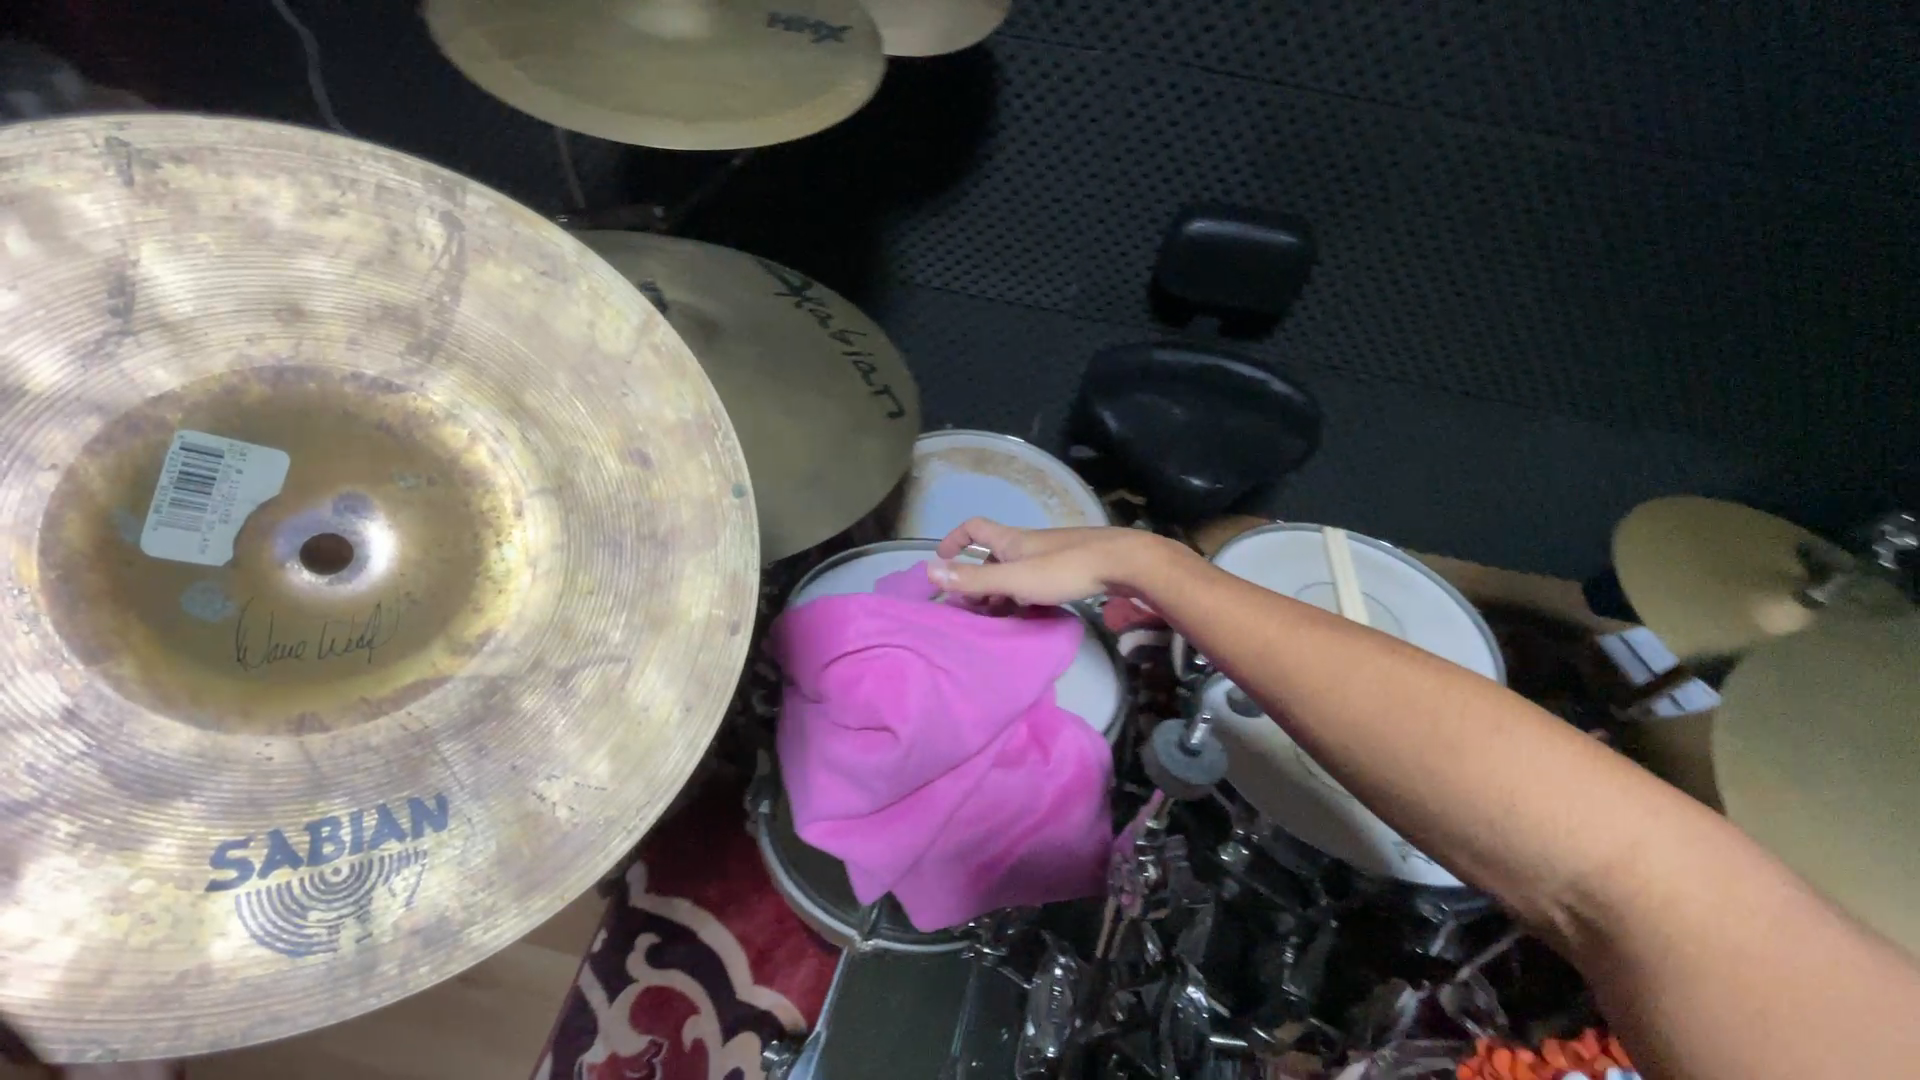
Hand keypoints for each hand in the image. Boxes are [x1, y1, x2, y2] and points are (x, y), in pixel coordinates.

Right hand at [928, 518, 1176, 606]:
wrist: (1121, 562)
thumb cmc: (1064, 569)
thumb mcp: (1014, 579)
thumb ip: (974, 578)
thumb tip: (929, 571)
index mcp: (1010, 541)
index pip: (974, 528)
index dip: (955, 539)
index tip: (943, 560)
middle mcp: (1027, 544)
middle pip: (993, 557)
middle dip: (977, 580)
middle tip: (972, 608)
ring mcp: (1050, 555)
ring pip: (1015, 572)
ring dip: (1001, 592)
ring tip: (998, 619)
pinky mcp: (1069, 568)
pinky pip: (1035, 580)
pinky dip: (1024, 596)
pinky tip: (1031, 614)